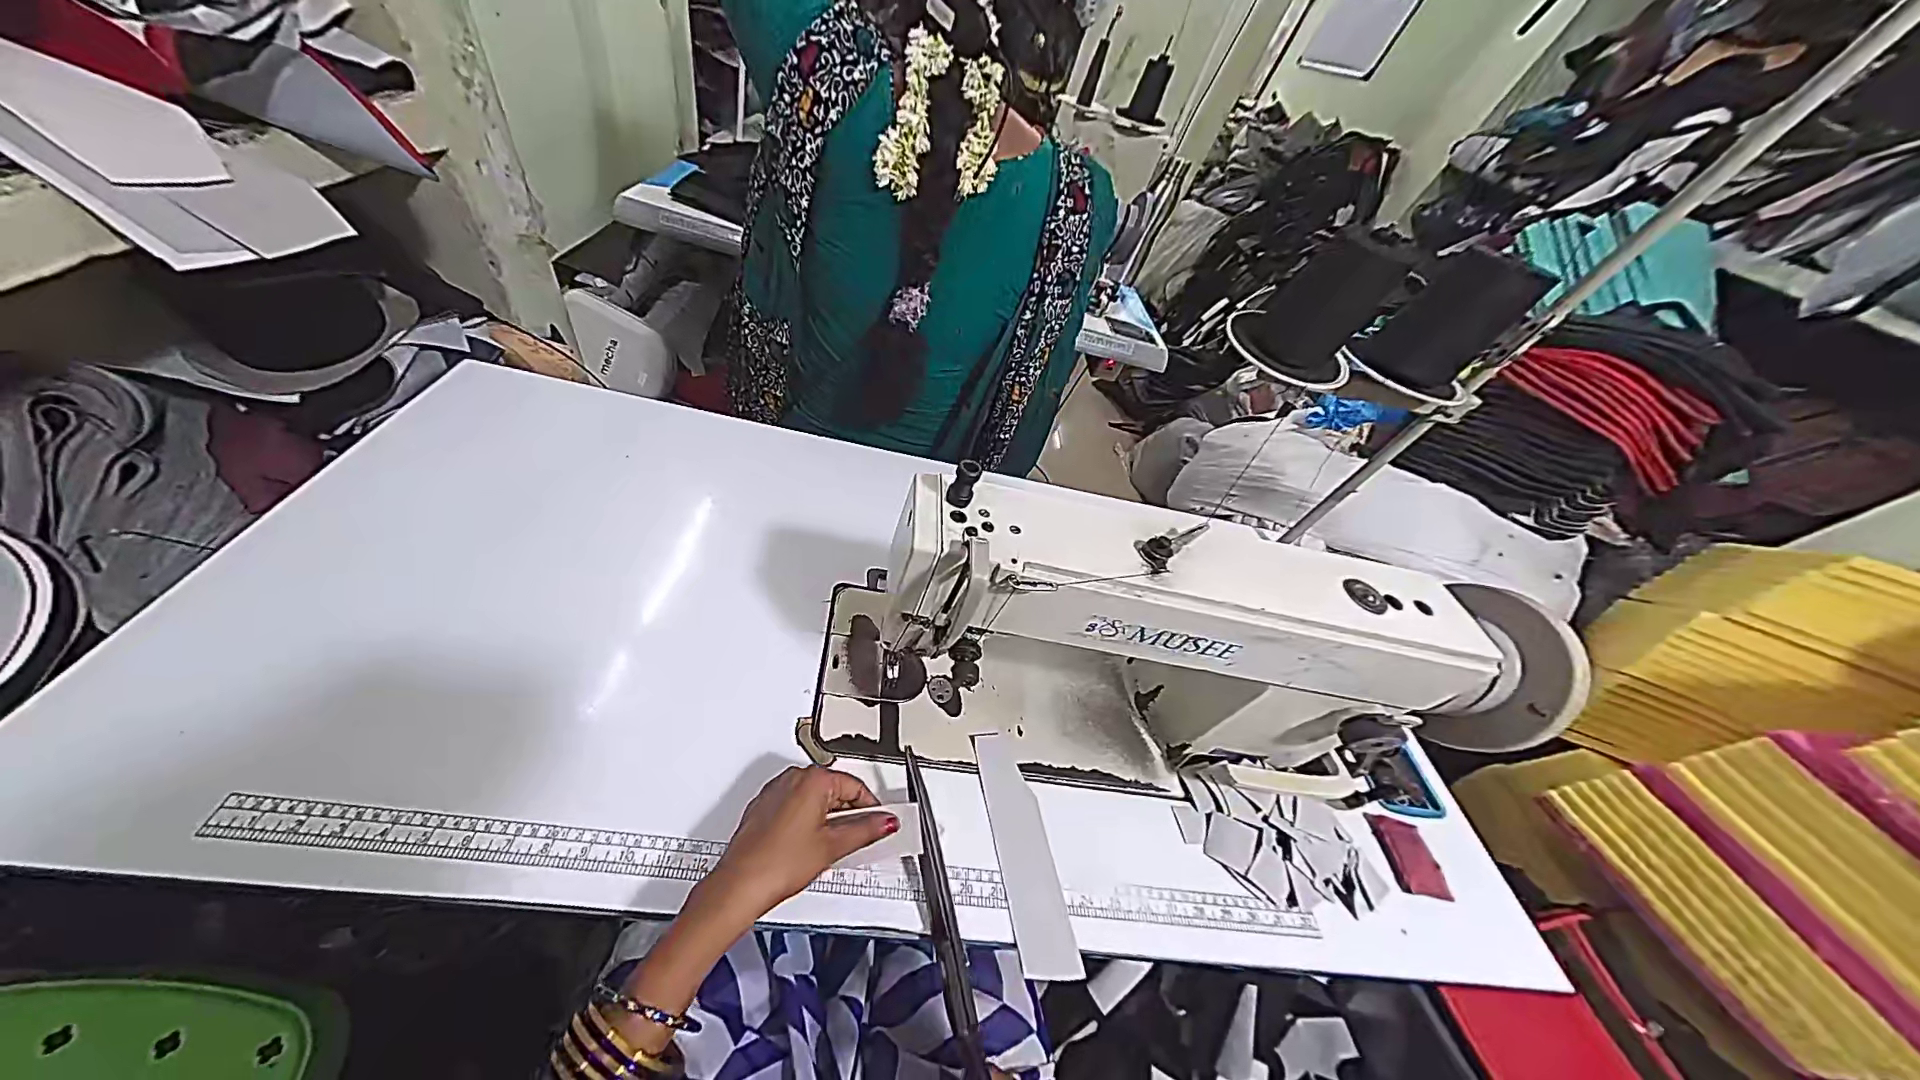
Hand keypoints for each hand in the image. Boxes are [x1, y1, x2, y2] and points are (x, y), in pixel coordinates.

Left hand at [705, 765, 897, 920]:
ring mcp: (775, 792)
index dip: (871, 808)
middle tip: (858, 837)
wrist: (738, 886)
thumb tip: (884, 822)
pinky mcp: (763, 807)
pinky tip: (807, 846)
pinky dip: (806, 820)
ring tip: (830, 846)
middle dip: (848, 813)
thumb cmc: (775, 865)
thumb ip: (865, 830)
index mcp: (813, 779)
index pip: (856, 786)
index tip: (878, 823)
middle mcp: (792, 778)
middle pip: (835, 789)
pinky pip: (795, 805)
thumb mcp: (832, 847)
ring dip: (827, 817)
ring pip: (814, 798)